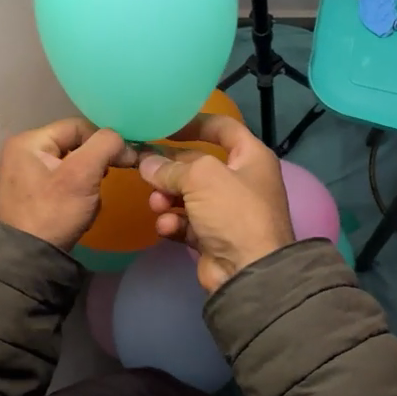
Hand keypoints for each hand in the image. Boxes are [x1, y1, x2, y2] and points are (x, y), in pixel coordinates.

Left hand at [0, 118, 139, 250]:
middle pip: (75, 146)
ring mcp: (25, 176)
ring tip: (88, 202)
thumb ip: (105, 146)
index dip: (104, 141)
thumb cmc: (53, 212)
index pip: (78, 127)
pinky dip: (78, 195)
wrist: (27, 261)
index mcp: (29, 141)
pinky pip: (64, 184)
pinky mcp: (32, 196)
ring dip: (88, 183)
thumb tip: (125, 144)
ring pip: (73, 167)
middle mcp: (23, 153)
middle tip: (101, 183)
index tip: (123, 161)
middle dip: (94, 166)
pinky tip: (80, 211)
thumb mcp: (82, 174)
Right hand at [138, 114, 295, 293]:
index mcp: (251, 157)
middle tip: (145, 169)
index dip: (195, 123)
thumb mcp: (202, 177)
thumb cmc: (233, 211)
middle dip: (171, 169)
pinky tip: (166, 227)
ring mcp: (227, 211)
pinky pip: (186, 223)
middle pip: (198, 165)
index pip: (223, 128)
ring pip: (188, 195)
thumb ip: (171, 167)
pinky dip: (174, 223)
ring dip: (168, 197)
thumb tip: (146, 164)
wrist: (249, 272)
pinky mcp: (213, 237)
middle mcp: (241, 181)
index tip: (165, 126)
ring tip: (157, 204)